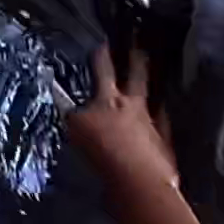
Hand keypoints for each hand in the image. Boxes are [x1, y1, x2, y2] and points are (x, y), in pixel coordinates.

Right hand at [66, 47, 178, 192]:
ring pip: (154, 101)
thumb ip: (68, 108)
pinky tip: (164, 118)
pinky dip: (164, 121)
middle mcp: (133, 106)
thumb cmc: (100, 150)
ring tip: (158, 83)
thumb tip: (57, 91)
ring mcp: (153, 126)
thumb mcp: (74, 125)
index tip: (104, 41)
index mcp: (108, 98)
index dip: (102, 54)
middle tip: (140, 49)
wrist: (138, 182)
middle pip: (136, 78)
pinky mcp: (167, 147)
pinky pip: (166, 128)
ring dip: (155, 92)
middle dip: (137, 62)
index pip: (103, 68)